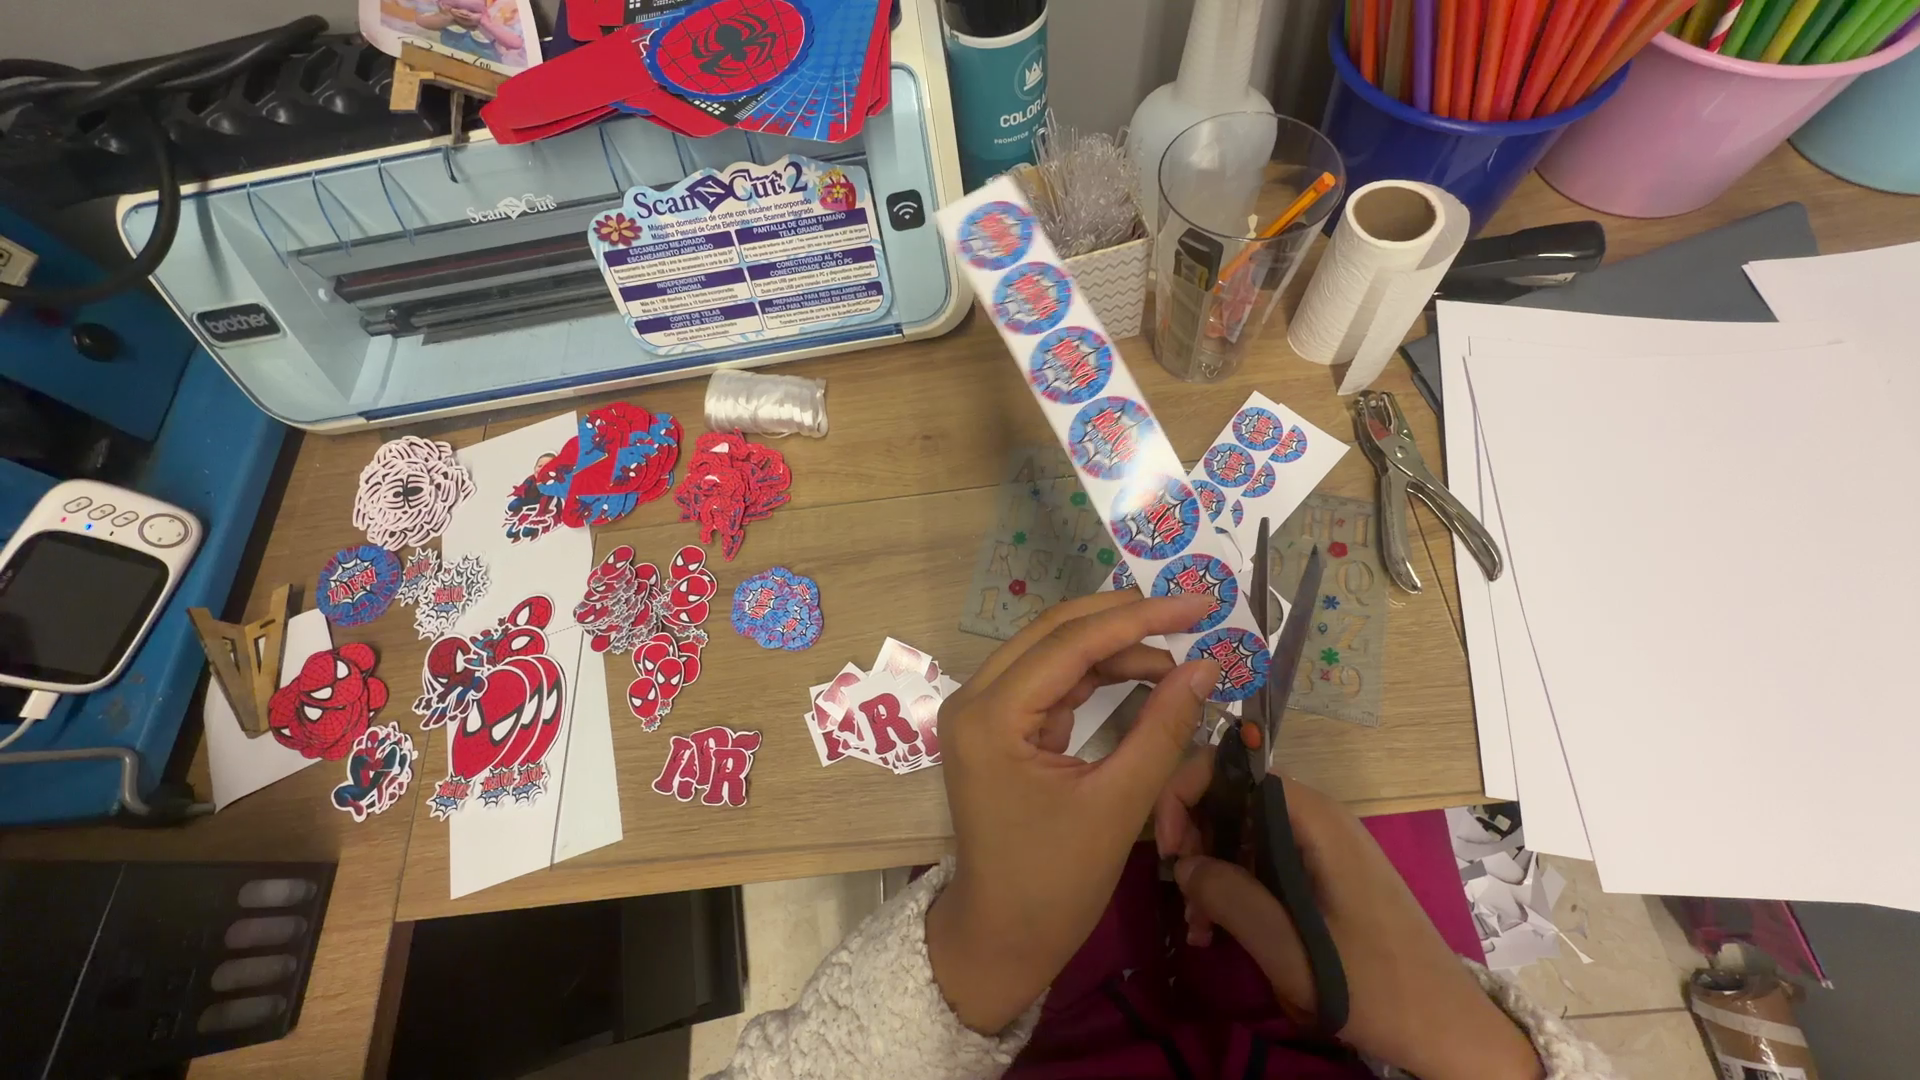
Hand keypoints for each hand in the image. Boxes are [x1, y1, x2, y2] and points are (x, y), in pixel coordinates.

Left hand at [926, 591, 1220, 1033]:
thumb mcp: (1117, 805)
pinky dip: (1098, 673)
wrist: (1002, 937)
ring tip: (1179, 651)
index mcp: (991, 716)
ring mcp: (984, 710)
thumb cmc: (1054, 883)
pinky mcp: (1000, 724)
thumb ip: (1162, 729)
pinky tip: (1143, 672)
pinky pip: (1052, 681)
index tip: (1198, 602)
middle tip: (1191, 613)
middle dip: (1125, 619)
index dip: (1139, 617)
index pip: (1070, 642)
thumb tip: (1206, 667)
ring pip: (1055, 652)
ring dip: (1115, 646)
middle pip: (1056, 633)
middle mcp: (976, 698)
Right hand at [1156, 757, 1543, 1079]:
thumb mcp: (1293, 952)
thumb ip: (1230, 898)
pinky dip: (1233, 885)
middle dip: (1194, 839)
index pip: (1230, 769)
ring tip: (1197, 925)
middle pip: (1231, 798)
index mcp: (1313, 819)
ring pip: (1240, 831)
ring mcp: (1319, 845)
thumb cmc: (1378, 987)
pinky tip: (1218, 928)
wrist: (1452, 1032)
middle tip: (1181, 895)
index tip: (1169, 851)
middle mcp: (1314, 818)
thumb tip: (1182, 865)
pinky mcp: (1320, 872)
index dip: (1186, 796)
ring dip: (1210, 869)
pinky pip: (1261, 859)